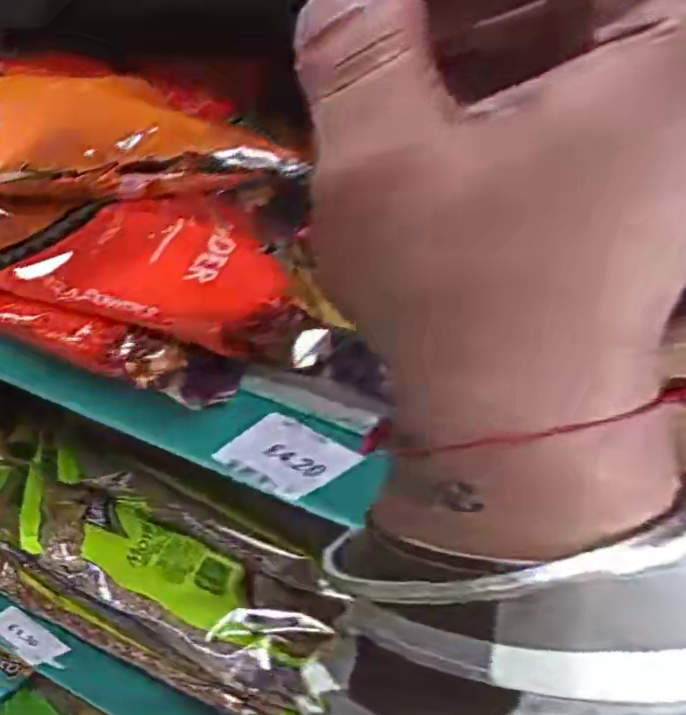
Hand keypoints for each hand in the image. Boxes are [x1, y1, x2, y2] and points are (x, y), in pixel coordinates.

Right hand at [297, 0, 685, 554]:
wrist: (511, 384)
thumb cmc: (453, 273)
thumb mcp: (381, 164)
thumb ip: (356, 64)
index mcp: (669, 27)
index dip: (417, 7)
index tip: (355, 23)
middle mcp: (681, 48)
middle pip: (548, 3)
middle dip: (434, 22)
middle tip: (354, 45)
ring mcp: (664, 93)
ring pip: (553, 30)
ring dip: (453, 47)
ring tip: (367, 79)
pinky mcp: (639, 133)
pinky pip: (559, 72)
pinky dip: (480, 80)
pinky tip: (409, 112)